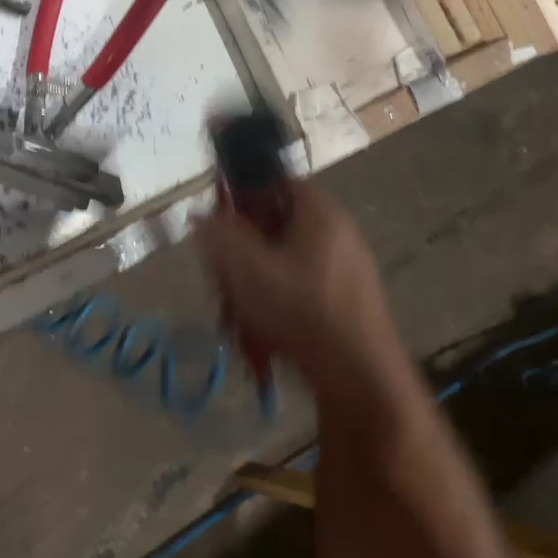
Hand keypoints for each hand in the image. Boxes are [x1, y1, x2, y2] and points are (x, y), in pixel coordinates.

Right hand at [195, 182, 400, 391]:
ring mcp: (344, 269)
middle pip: (274, 224)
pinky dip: (270, 297)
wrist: (357, 375)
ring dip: (249, 277)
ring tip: (236, 307)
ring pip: (279, 258)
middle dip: (240, 246)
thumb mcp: (245, 267)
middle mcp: (338, 235)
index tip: (218, 215)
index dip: (244, 192)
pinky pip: (295, 284)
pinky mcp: (343, 299)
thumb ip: (218, 234)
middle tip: (221, 271)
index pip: (278, 182)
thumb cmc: (299, 310)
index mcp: (321, 216)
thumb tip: (200, 214)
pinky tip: (258, 324)